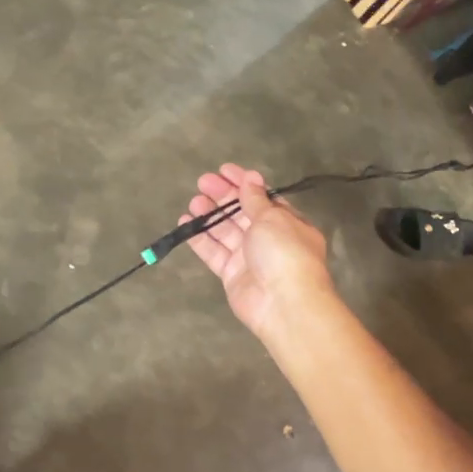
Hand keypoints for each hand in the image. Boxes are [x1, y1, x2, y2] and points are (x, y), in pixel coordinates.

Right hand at [183, 164, 332, 337]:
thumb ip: (255, 199)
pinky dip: (200, 238)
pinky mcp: (232, 274)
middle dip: (223, 196)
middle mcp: (269, 238)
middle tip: (202, 181)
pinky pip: (214, 251)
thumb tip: (250, 178)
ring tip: (193, 200)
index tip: (224, 169)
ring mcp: (249, 257)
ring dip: (210, 214)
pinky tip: (185, 222)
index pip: (262, 198)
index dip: (244, 183)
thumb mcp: (272, 217)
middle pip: (242, 212)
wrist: (283, 302)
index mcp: (286, 222)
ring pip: (226, 230)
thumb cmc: (284, 251)